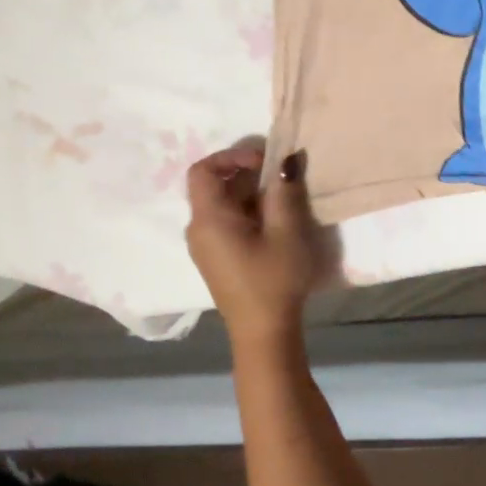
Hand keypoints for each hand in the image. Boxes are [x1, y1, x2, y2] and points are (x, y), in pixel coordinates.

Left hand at [185, 146, 322, 341]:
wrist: (263, 328)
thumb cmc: (274, 277)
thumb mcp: (286, 231)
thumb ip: (284, 191)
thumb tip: (286, 159)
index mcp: (208, 218)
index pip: (203, 170)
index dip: (232, 156)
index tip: (267, 161)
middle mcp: (198, 228)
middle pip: (213, 185)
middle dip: (248, 173)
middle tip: (284, 179)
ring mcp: (205, 245)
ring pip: (222, 203)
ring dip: (251, 193)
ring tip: (285, 200)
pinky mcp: (217, 257)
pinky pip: (226, 221)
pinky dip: (248, 210)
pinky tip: (275, 224)